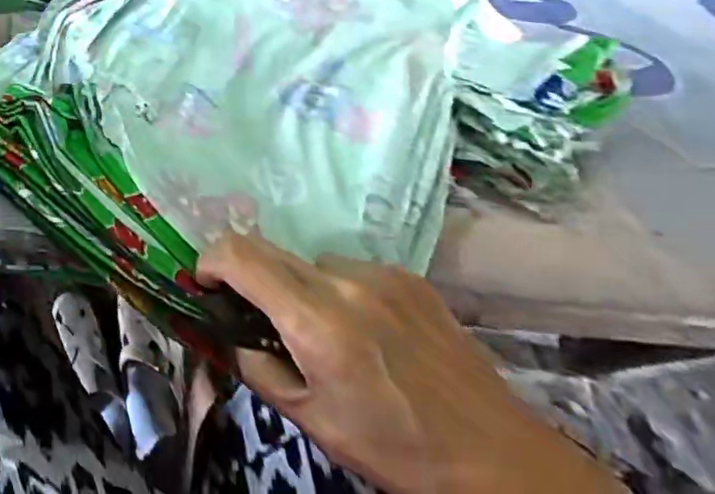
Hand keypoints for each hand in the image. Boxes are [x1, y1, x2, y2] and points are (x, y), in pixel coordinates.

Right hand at [198, 235, 622, 493]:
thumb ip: (256, 366)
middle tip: (254, 312)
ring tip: (322, 328)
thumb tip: (231, 332)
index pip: (238, 254)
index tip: (205, 285)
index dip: (208, 260)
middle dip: (244, 272)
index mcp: (317, 323)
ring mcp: (381, 276)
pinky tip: (365, 328)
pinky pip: (347, 267)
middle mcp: (345, 285)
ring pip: (305, 258)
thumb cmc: (399, 452)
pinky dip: (336, 288)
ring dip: (294, 283)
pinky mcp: (409, 279)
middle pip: (264, 247)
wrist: (508, 467)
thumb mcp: (310, 420)